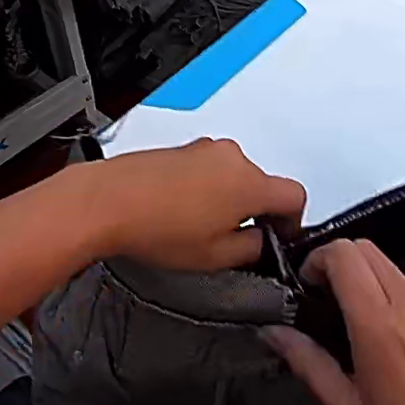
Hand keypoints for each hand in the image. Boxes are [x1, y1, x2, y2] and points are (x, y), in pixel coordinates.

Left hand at [74, 138, 305, 271]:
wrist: (109, 200)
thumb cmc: (155, 225)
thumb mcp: (214, 257)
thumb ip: (251, 249)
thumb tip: (259, 243)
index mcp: (249, 183)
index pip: (294, 195)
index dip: (292, 221)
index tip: (279, 235)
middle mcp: (233, 157)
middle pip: (263, 183)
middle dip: (255, 211)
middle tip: (233, 240)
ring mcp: (207, 149)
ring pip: (235, 175)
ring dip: (227, 198)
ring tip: (197, 227)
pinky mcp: (186, 148)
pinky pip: (210, 167)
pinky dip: (205, 187)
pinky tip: (180, 211)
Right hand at [264, 240, 404, 404]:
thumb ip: (311, 367)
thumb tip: (280, 337)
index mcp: (383, 330)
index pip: (344, 254)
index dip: (319, 258)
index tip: (309, 280)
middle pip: (368, 250)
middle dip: (342, 265)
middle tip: (328, 299)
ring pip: (397, 273)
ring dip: (374, 288)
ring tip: (366, 337)